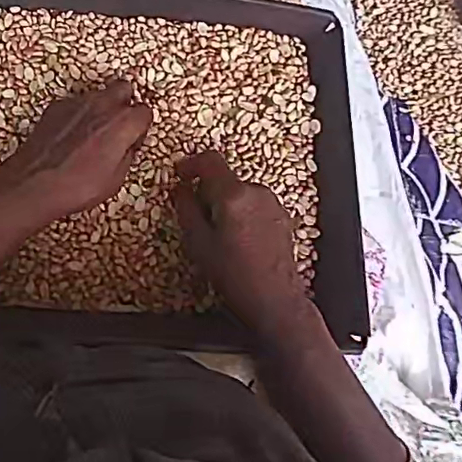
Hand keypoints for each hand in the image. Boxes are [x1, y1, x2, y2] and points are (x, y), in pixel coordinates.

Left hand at [0, 81, 153, 223]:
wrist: (35, 184)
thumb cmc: (76, 186)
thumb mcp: (115, 180)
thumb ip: (127, 155)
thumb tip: (128, 147)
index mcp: (123, 123)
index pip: (145, 111)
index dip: (141, 127)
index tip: (135, 138)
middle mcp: (102, 105)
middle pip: (124, 88)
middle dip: (125, 104)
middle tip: (120, 127)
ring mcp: (77, 103)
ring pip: (99, 94)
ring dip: (101, 108)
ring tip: (93, 136)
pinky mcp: (56, 107)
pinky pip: (76, 103)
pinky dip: (78, 114)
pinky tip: (72, 137)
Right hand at [170, 150, 310, 332]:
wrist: (275, 300)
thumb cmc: (234, 275)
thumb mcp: (198, 243)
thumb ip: (186, 209)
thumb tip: (181, 190)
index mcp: (234, 195)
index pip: (210, 161)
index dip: (190, 164)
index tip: (179, 173)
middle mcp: (256, 192)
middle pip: (224, 179)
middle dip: (206, 193)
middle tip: (195, 218)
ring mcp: (273, 204)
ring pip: (239, 193)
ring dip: (224, 205)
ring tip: (217, 237)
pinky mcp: (282, 218)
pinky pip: (253, 206)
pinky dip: (240, 214)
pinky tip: (237, 241)